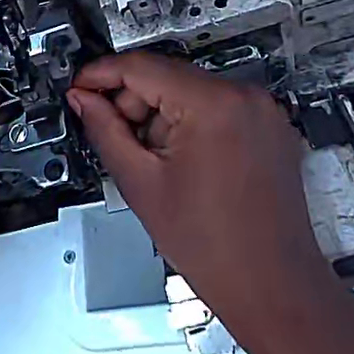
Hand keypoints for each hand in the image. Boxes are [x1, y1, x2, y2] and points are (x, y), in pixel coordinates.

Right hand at [67, 52, 330, 314]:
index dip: (100, 74)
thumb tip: (83, 99)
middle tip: (114, 135)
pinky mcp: (266, 123)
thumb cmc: (219, 249)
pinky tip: (178, 159)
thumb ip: (104, 130)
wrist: (272, 288)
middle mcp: (244, 97)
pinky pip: (211, 103)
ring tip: (154, 161)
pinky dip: (185, 120)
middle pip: (164, 73)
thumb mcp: (140, 182)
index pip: (141, 66)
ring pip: (184, 87)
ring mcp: (260, 109)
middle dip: (130, 101)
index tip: (81, 85)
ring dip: (157, 113)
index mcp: (214, 105)